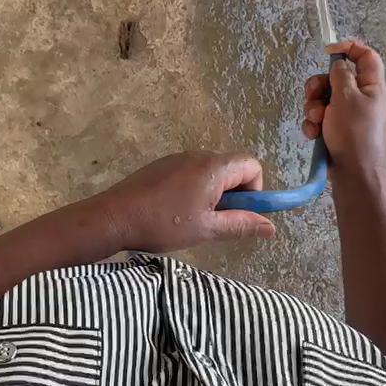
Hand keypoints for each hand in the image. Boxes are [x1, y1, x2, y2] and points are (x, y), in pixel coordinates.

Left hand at [91, 152, 277, 252]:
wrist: (114, 216)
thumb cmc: (163, 224)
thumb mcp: (207, 230)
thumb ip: (242, 225)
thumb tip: (271, 227)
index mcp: (213, 167)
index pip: (252, 165)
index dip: (254, 190)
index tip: (239, 213)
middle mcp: (197, 155)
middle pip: (231, 167)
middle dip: (233, 194)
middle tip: (216, 220)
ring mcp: (177, 158)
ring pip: (210, 171)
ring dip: (213, 193)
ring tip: (193, 219)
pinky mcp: (161, 165)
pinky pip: (190, 172)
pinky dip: (194, 189)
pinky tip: (174, 211)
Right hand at [302, 41, 385, 173]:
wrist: (354, 173)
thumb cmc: (354, 133)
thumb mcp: (346, 98)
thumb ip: (340, 76)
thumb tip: (339, 65)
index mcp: (372, 87)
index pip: (366, 56)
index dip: (348, 48)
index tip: (327, 52)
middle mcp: (362, 99)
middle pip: (336, 78)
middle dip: (319, 86)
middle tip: (313, 95)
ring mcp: (348, 116)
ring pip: (323, 99)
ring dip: (313, 108)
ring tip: (316, 121)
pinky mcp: (336, 130)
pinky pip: (320, 118)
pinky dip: (314, 124)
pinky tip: (313, 135)